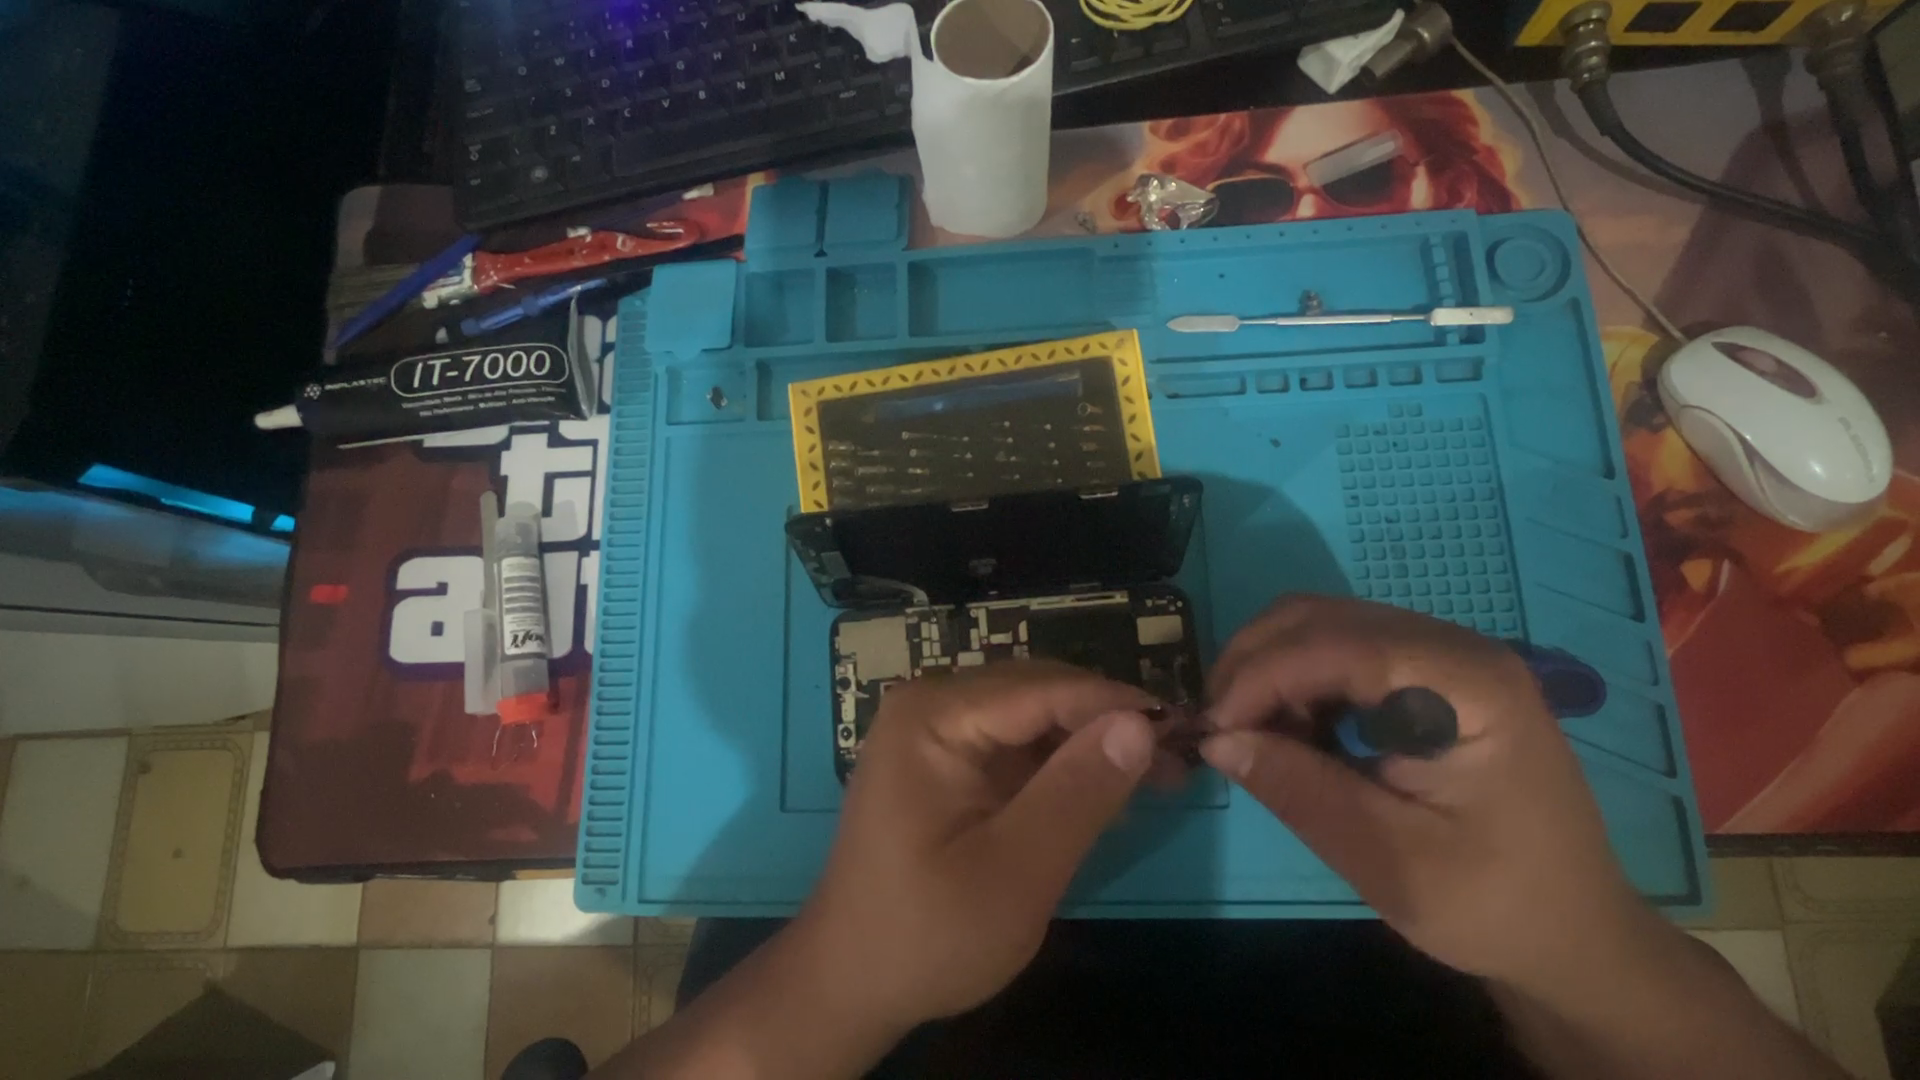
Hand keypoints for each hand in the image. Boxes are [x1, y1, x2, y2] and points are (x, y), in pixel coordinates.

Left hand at [791, 662, 1158, 1029]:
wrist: (851, 981)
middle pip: (1038, 693)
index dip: (1116, 703)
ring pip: (1032, 716)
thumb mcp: (1016, 872)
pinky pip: (1014, 745)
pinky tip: (1103, 789)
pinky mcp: (944, 761)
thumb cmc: (928, 934)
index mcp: (934, 716)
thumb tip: (1140, 723)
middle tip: (1176, 758)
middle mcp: (930, 705)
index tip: (1184, 729)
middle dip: (1106, 721)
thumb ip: (1078, 793)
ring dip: (1089, 742)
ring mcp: (933, 732)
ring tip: (1155, 774)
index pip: (1044, 688)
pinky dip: (1061, 764)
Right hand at [1201, 596, 1651, 989]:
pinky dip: (1292, 680)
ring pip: (1317, 625)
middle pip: (1318, 617)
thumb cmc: (1494, 904)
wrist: (1573, 930)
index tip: (1211, 730)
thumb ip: (1302, 791)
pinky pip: (1334, 650)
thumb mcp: (1391, 861)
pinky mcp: (1422, 675)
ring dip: (1267, 669)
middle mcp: (1452, 648)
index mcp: (1466, 685)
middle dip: (1252, 663)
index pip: (1336, 643)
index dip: (1260, 676)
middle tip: (1218, 729)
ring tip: (1250, 734)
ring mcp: (1439, 656)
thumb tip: (1214, 739)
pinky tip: (1289, 730)